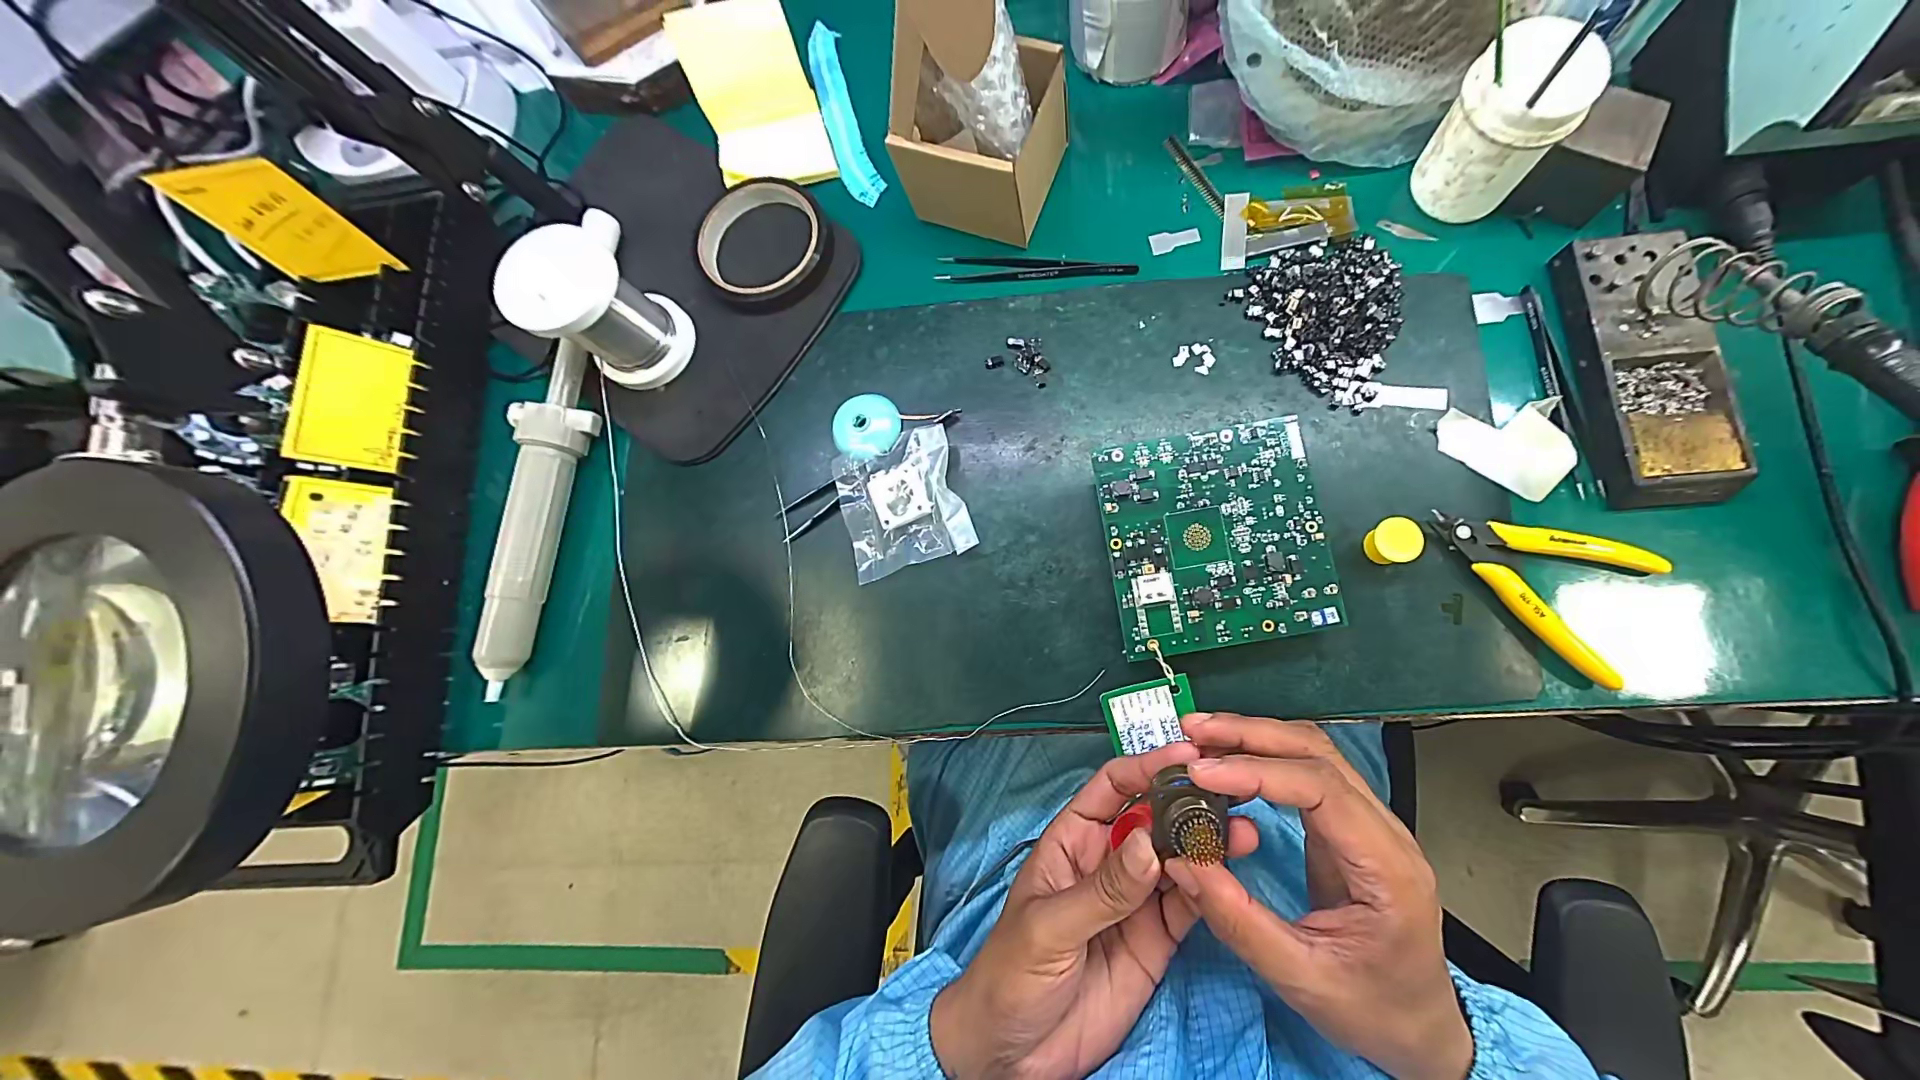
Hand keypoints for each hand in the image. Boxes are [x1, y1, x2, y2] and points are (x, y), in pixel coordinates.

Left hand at [930, 741, 1252, 1079]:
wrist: (1016, 1052)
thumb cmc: (1012, 973)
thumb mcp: (1049, 926)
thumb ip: (1101, 889)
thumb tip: (1148, 843)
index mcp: (1072, 841)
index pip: (1111, 789)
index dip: (1145, 767)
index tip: (1185, 756)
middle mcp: (1108, 861)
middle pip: (1153, 819)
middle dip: (1188, 803)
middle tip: (1232, 794)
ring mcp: (1135, 900)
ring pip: (1177, 860)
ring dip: (1208, 844)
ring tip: (1246, 832)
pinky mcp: (1156, 940)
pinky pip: (1188, 907)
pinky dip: (1211, 891)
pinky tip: (1232, 877)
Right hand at [1162, 714, 1472, 1079]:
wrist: (1419, 1029)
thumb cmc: (1374, 1010)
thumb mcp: (1300, 977)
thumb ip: (1237, 919)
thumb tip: (1181, 860)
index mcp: (1385, 867)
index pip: (1320, 787)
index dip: (1256, 770)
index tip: (1201, 773)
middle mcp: (1384, 831)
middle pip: (1317, 752)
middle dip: (1248, 733)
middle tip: (1191, 731)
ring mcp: (1367, 822)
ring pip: (1311, 750)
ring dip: (1252, 736)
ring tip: (1200, 735)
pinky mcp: (1345, 824)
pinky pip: (1303, 770)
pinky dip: (1260, 754)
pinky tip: (1225, 758)